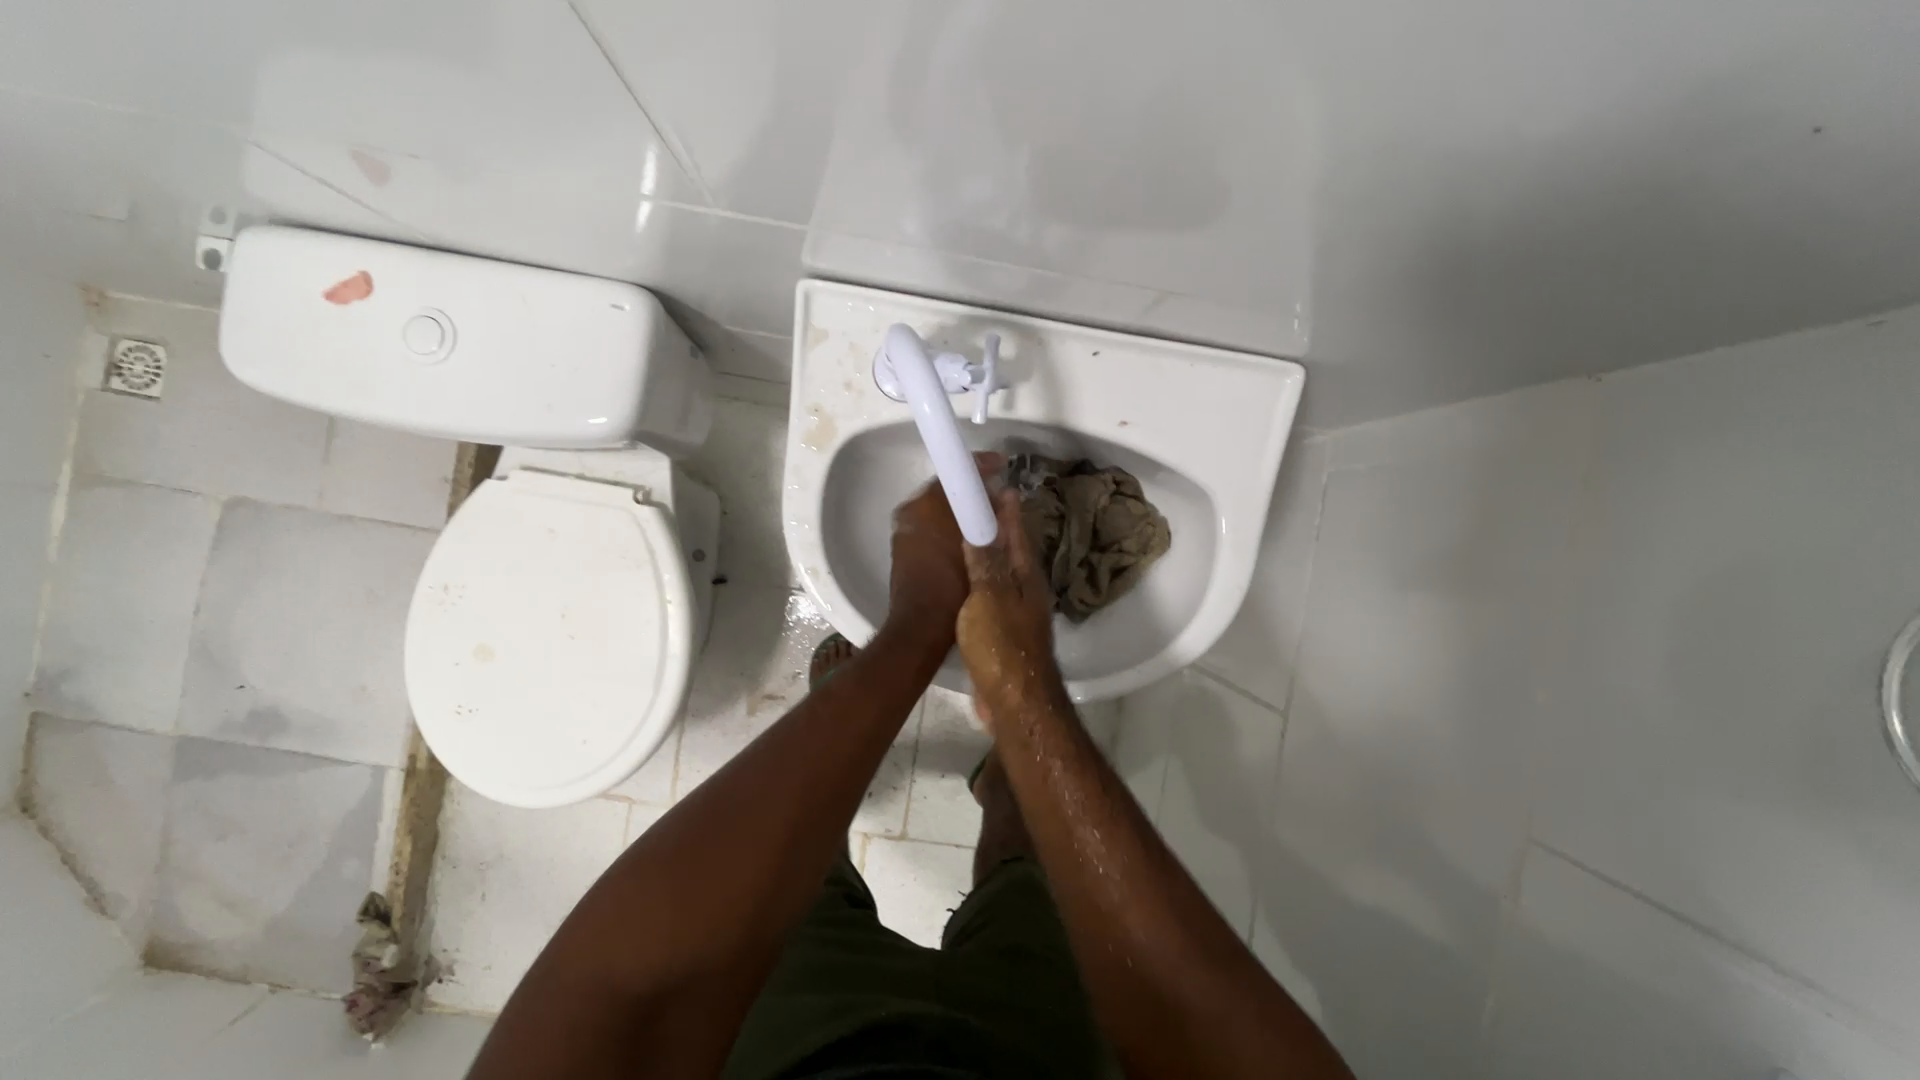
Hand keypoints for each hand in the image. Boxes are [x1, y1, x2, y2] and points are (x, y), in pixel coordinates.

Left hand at [888, 452, 1005, 640]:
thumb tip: (1005, 498)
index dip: (982, 467)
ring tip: (990, 519)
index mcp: (928, 504)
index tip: (1002, 465)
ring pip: (938, 511)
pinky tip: (971, 539)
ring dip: (962, 511)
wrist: (922, 626)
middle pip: (947, 491)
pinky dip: (950, 527)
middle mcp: (911, 511)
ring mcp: (903, 531)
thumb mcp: (983, 549)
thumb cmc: (954, 585)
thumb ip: (993, 520)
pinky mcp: (903, 550)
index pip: (957, 473)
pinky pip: (931, 527)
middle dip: (973, 492)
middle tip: (1000, 496)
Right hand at [957, 482, 1063, 730]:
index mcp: (1025, 575)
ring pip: (1000, 573)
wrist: (1013, 702)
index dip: (1006, 506)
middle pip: (1010, 550)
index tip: (995, 481)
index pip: (1016, 530)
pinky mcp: (1003, 633)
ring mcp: (1016, 612)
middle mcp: (1025, 589)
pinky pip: (989, 596)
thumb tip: (983, 521)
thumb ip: (985, 561)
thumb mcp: (989, 596)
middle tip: (974, 503)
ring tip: (965, 534)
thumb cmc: (1001, 645)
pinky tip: (961, 581)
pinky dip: (977, 580)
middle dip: (996, 525)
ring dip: (986, 552)